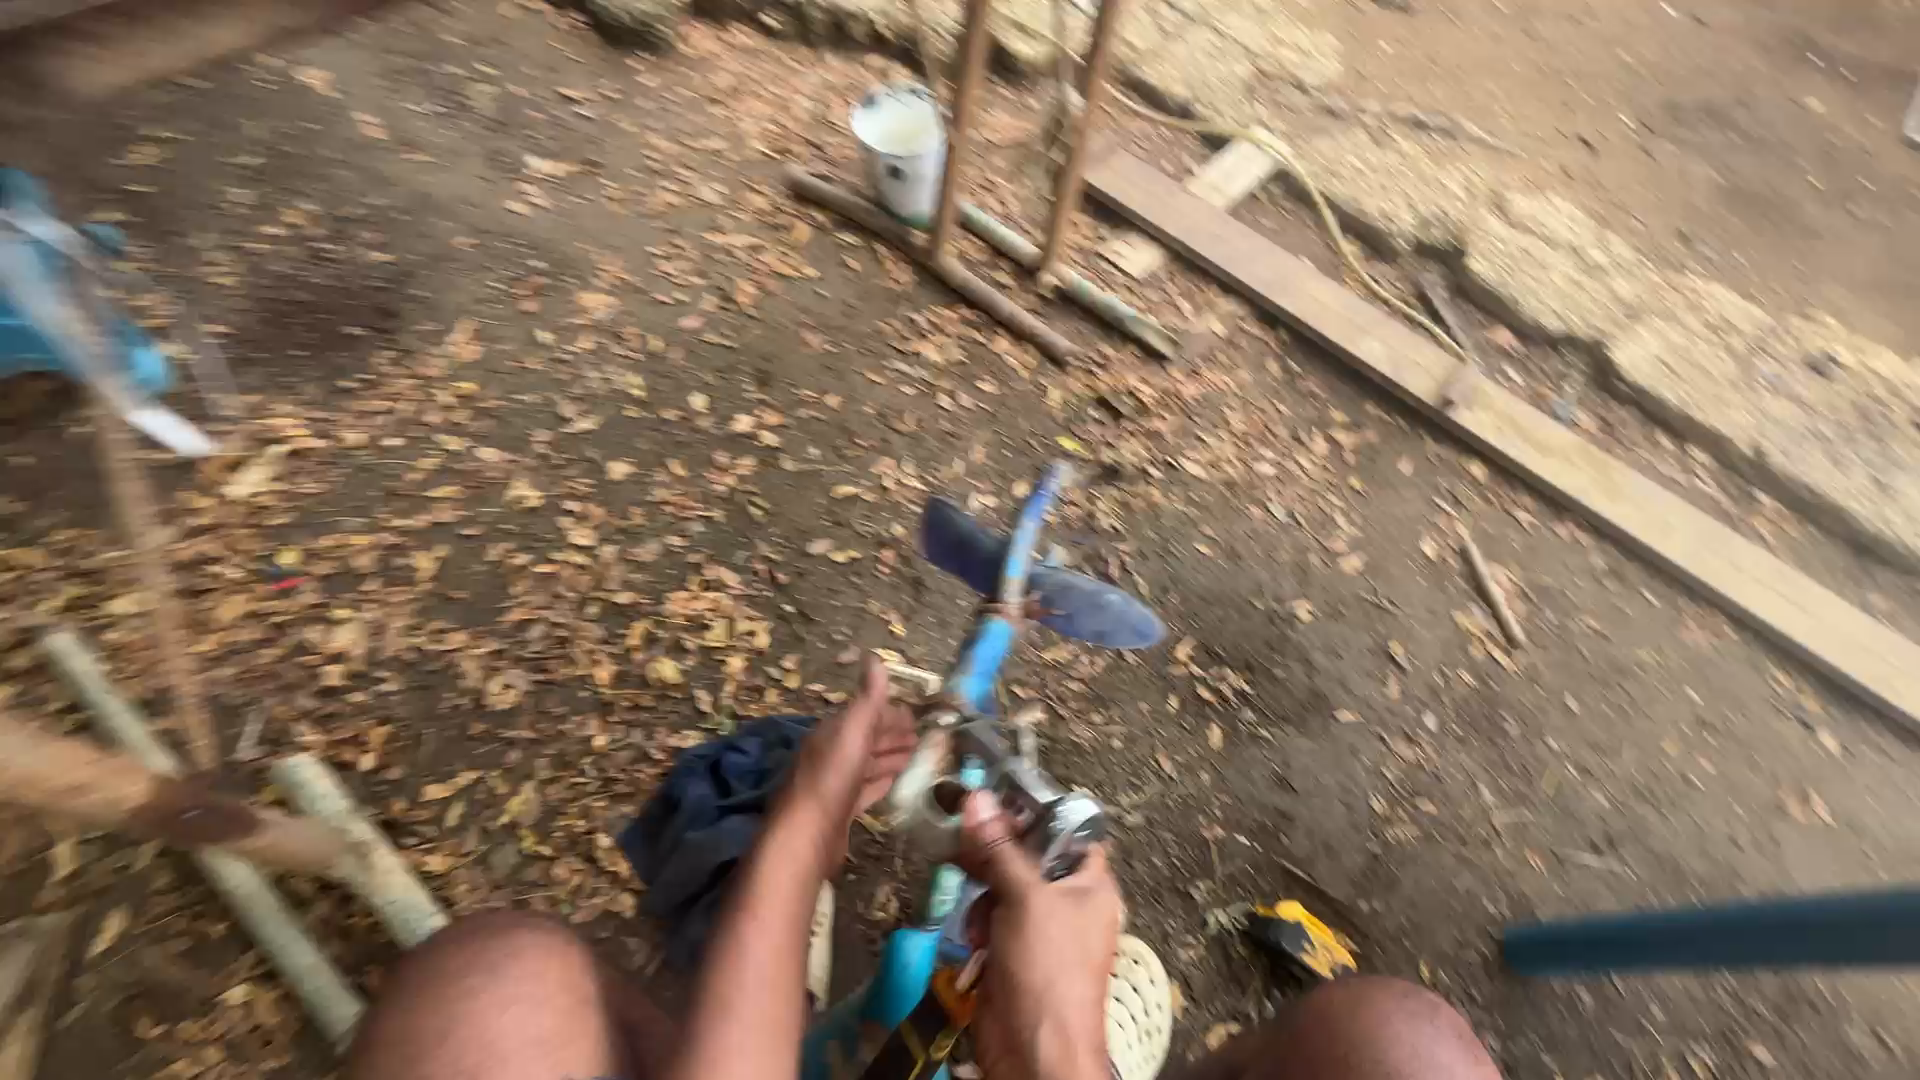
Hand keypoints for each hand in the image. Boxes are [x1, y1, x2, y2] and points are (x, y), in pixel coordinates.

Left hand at [778, 655, 918, 867]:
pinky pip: (866, 788)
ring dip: (889, 756)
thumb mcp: (853, 731)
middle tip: (921, 735)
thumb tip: (874, 657)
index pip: (865, 714)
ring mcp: (834, 784)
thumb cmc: (832, 777)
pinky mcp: (840, 810)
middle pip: (866, 739)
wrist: (806, 836)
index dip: (890, 713)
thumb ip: (868, 698)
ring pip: (867, 764)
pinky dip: (881, 780)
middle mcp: (830, 754)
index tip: (915, 715)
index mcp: (832, 732)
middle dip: (891, 734)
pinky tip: (895, 780)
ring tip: (915, 755)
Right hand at [957, 791, 1119, 1079]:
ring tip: (977, 903)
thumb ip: (999, 846)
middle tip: (968, 840)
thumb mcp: (1025, 897)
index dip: (1037, 815)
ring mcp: (1040, 925)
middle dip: (997, 852)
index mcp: (1091, 884)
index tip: (999, 801)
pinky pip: (991, 913)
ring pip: (1004, 882)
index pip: (1068, 832)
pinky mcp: (1013, 947)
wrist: (1034, 1053)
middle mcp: (1069, 900)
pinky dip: (980, 919)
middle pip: (1028, 854)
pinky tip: (975, 936)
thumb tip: (976, 796)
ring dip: (984, 889)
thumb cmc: (1047, 967)